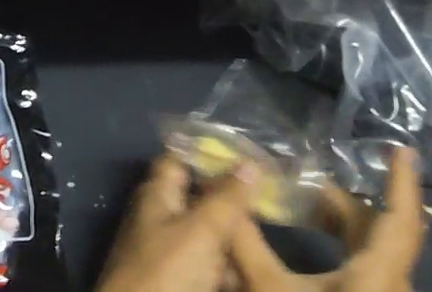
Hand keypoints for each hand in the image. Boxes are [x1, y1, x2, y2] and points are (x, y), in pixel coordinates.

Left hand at [96, 156, 256, 291]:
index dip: (209, 153)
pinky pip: (208, 268)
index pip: (180, 158)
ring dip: (235, 240)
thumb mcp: (200, 231)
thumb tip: (249, 163)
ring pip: (208, 237)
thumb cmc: (166, 272)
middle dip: (232, 203)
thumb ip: (225, 198)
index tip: (248, 155)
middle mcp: (160, 217)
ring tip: (270, 239)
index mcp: (157, 195)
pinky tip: (253, 276)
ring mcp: (169, 252)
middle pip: (199, 199)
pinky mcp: (180, 281)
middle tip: (273, 202)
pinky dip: (228, 269)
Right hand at [227, 147, 427, 291]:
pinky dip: (339, 250)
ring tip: (299, 205)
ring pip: (369, 253)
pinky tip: (309, 249)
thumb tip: (223, 195)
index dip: (401, 181)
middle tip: (304, 176)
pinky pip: (363, 272)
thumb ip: (245, 241)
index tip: (401, 148)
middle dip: (340, 199)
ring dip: (337, 225)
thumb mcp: (270, 289)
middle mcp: (389, 285)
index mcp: (377, 274)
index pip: (399, 218)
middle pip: (376, 230)